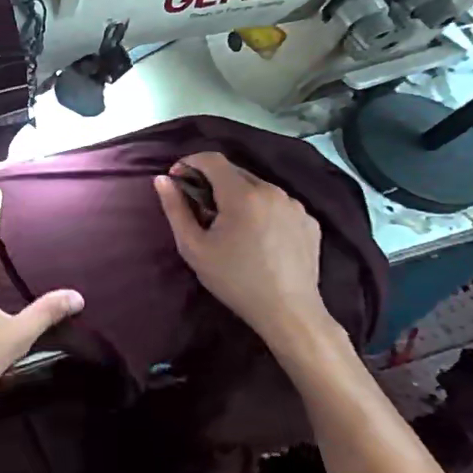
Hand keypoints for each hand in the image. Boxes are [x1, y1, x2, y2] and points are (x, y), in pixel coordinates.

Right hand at [153, 152, 328, 347]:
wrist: (289, 313)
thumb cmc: (235, 281)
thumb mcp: (194, 248)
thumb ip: (175, 209)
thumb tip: (162, 180)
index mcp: (243, 194)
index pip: (212, 159)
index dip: (190, 162)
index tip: (178, 179)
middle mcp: (272, 191)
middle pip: (235, 172)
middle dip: (213, 182)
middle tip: (202, 210)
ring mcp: (295, 205)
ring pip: (258, 188)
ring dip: (240, 197)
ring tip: (233, 227)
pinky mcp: (310, 221)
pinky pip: (279, 205)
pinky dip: (263, 211)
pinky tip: (260, 238)